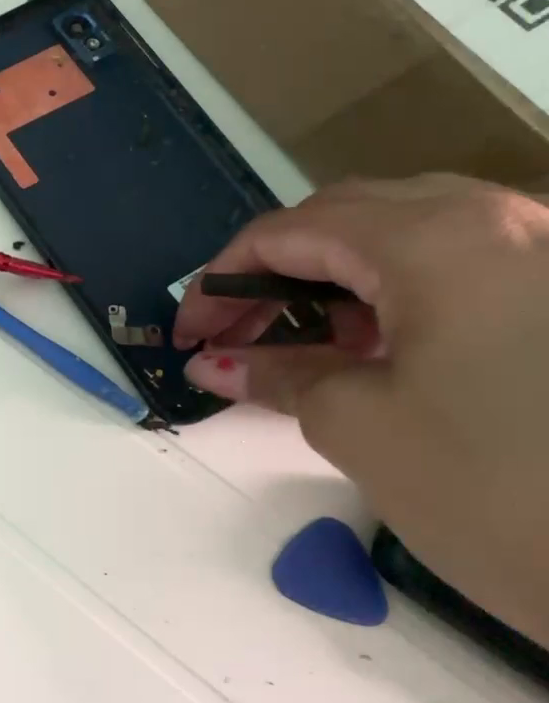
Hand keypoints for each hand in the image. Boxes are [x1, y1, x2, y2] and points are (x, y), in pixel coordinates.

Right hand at [174, 174, 548, 644]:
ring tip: (309, 345)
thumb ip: (279, 376)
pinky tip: (392, 350)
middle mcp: (513, 225)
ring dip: (343, 279)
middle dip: (278, 268)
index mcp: (440, 242)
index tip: (189, 335)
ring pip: (420, 235)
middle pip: (356, 216)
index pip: (290, 232)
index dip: (220, 280)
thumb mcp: (357, 427)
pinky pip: (477, 266)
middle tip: (237, 333)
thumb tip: (217, 362)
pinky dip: (408, 293)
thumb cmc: (501, 486)